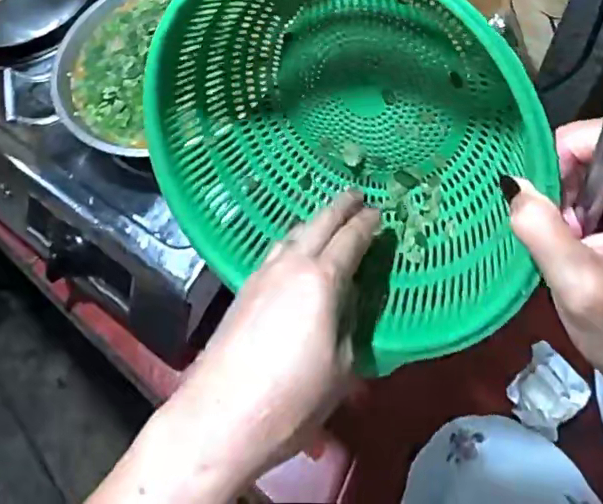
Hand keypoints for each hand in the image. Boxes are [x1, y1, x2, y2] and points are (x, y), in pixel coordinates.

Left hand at [92, 191, 379, 501]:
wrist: (225, 408)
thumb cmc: (294, 397)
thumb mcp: (341, 368)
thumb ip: (349, 324)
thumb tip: (349, 299)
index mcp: (321, 280)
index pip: (349, 240)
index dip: (366, 224)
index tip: (378, 211)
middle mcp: (290, 264)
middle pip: (318, 224)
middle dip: (338, 207)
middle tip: (355, 194)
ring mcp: (263, 272)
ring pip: (293, 233)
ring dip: (313, 222)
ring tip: (327, 219)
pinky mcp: (246, 286)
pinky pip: (277, 249)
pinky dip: (294, 240)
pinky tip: (295, 250)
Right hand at [507, 119, 602, 422]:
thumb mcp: (578, 287)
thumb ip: (542, 230)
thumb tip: (509, 182)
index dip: (573, 147)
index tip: (544, 181)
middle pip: (600, 152)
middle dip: (561, 175)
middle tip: (547, 216)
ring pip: (589, 171)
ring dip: (560, 193)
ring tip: (555, 232)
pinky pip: (588, 191)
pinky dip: (565, 206)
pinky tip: (561, 236)